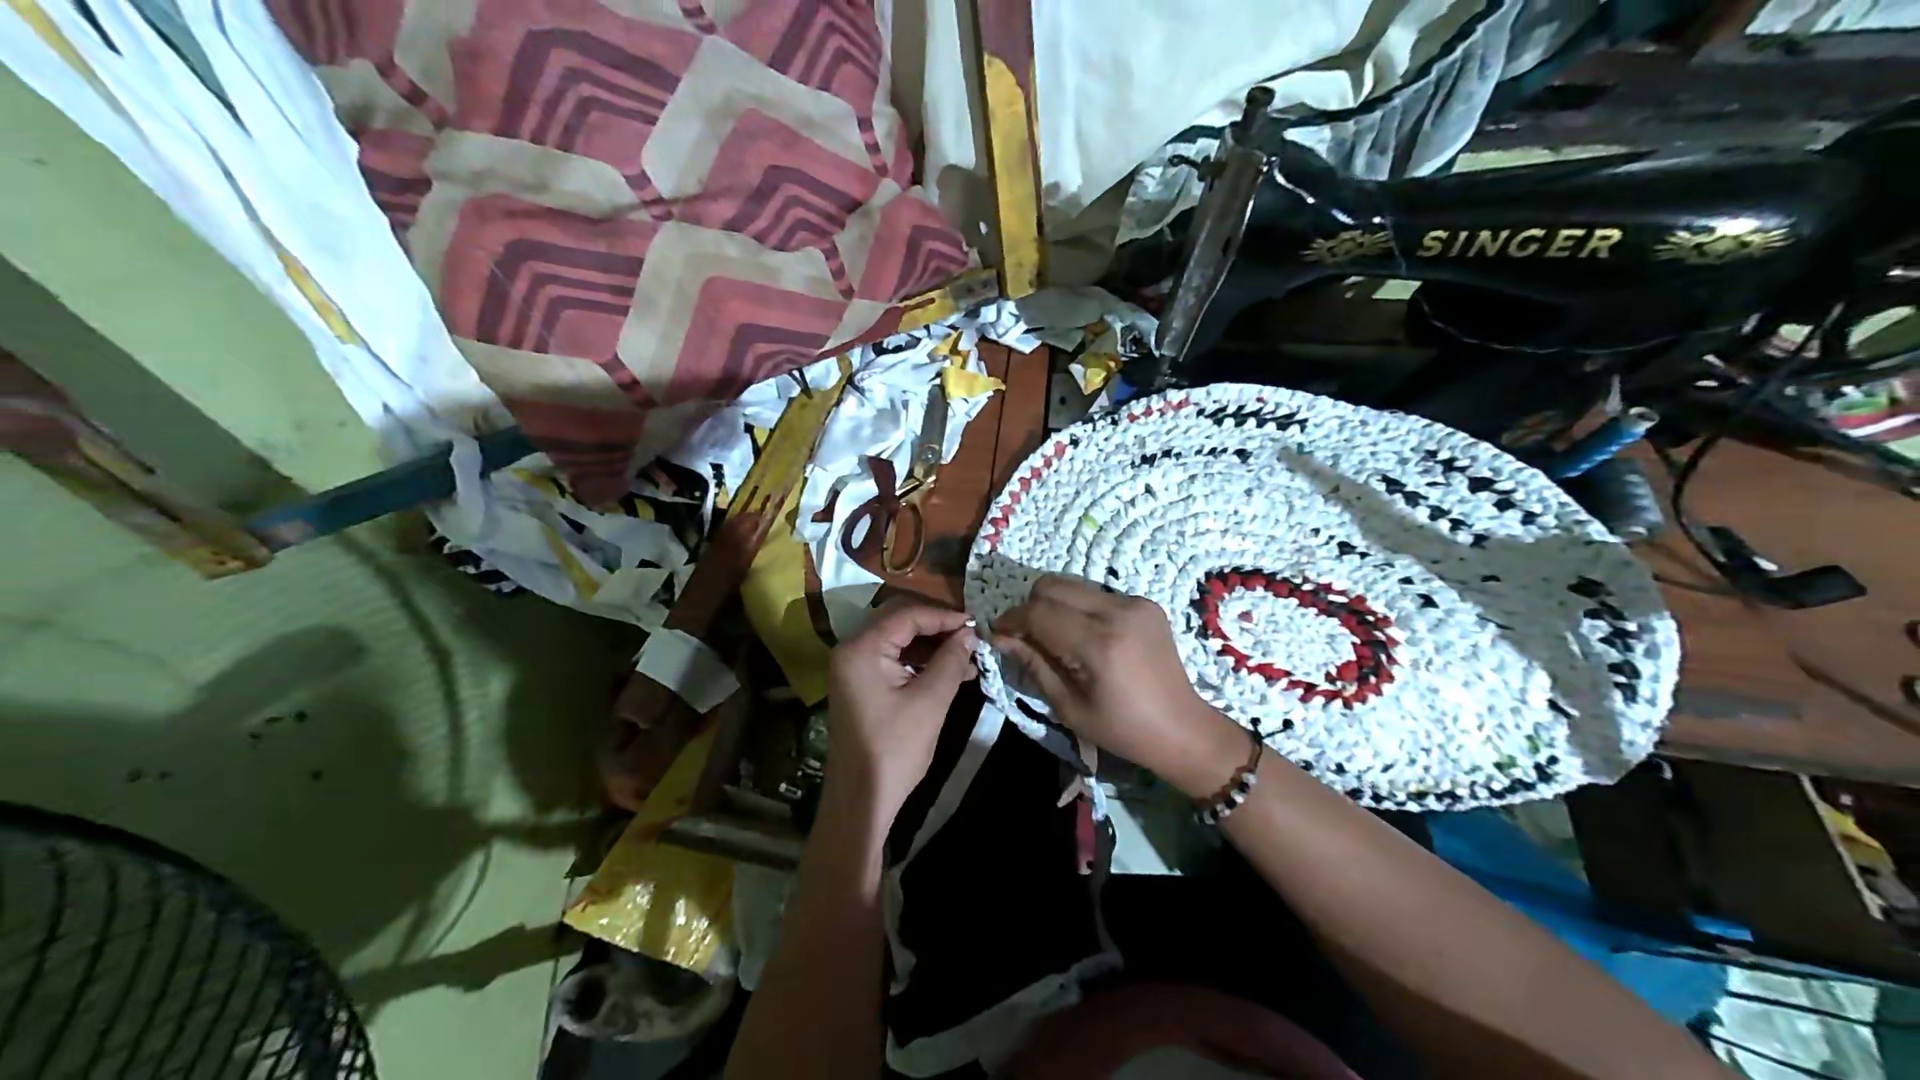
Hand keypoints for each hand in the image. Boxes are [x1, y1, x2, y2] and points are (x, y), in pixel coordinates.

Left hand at [826, 600, 977, 823]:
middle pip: (899, 620)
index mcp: (861, 648)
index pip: (907, 615)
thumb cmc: (895, 749)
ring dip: (931, 644)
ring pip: (897, 639)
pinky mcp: (860, 683)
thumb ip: (950, 660)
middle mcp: (852, 649)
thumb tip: (970, 634)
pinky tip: (950, 671)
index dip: (944, 616)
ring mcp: (853, 667)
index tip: (976, 624)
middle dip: (937, 626)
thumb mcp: (930, 701)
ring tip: (968, 655)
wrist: (861, 798)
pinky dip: (919, 661)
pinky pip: (892, 658)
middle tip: (971, 635)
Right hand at [992, 574, 1247, 797]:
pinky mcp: (1146, 602)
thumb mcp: (1068, 706)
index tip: (998, 633)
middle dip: (1030, 606)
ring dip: (1055, 605)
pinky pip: (1097, 594)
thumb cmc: (1122, 729)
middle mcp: (1117, 612)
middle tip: (1026, 635)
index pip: (1038, 611)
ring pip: (1073, 585)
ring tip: (1056, 637)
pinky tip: (1087, 637)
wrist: (1182, 728)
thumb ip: (1033, 664)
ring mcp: (1135, 603)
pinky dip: (1081, 609)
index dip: (1011, 619)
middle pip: (1052, 585)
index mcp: (1098, 643)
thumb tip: (1000, 638)